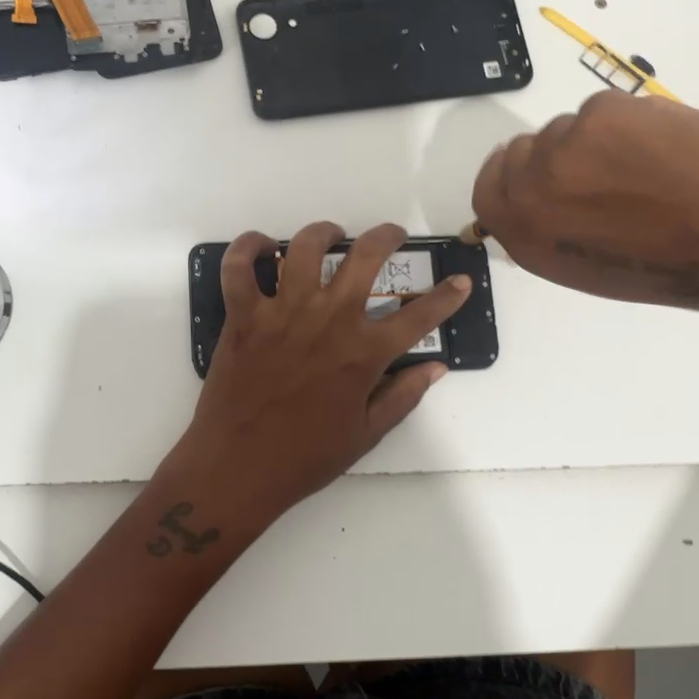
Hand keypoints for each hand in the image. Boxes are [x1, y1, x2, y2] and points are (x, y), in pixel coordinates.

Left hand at [159, 223, 471, 520]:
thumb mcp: (366, 434)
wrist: (239, 466)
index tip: (460, 282)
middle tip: (391, 235)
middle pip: (366, 257)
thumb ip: (403, 395)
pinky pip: (239, 267)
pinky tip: (263, 247)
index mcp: (364, 352)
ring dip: (323, 232)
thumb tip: (436, 367)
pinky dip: (248, 248)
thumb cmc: (305, 457)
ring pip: (306, 248)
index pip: (419, 315)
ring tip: (331, 235)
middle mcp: (328, 320)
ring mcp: (282, 312)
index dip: (447, 296)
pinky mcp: (243, 315)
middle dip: (387, 237)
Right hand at [471, 91, 698, 317]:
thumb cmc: (673, 266)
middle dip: (556, 159)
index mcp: (524, 234)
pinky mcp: (602, 113)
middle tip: (603, 173)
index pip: (488, 188)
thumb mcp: (588, 268)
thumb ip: (547, 231)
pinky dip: (629, 123)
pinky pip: (603, 109)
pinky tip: (663, 148)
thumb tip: (544, 204)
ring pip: (567, 128)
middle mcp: (530, 189)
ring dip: (595, 140)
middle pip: (522, 152)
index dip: (511, 179)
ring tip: (646, 168)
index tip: (538, 178)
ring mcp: (563, 146)